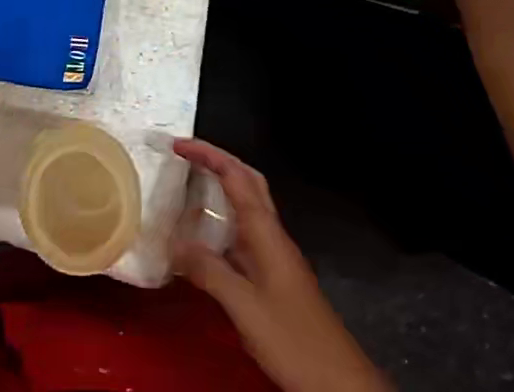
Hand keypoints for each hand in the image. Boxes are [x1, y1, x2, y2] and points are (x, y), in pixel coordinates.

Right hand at [171, 140, 390, 391]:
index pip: (236, 176)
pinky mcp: (275, 275)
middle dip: (217, 160)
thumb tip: (174, 243)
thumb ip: (209, 272)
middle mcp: (272, 234)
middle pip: (247, 181)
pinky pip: (245, 232)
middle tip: (185, 156)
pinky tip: (205, 239)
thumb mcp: (244, 306)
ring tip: (189, 188)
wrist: (339, 381)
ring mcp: (276, 254)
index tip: (178, 145)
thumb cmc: (293, 338)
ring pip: (248, 205)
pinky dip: (223, 222)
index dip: (207, 155)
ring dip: (221, 187)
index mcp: (266, 232)